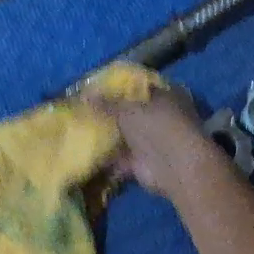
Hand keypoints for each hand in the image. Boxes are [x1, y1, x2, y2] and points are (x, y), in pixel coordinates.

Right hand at [84, 85, 227, 199]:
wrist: (174, 167)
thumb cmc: (157, 126)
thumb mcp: (128, 109)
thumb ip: (106, 103)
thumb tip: (84, 94)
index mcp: (166, 95)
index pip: (140, 86)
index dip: (119, 87)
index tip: (96, 88)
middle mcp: (162, 116)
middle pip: (132, 112)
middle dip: (110, 113)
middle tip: (84, 109)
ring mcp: (153, 141)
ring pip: (126, 135)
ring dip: (108, 135)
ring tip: (79, 130)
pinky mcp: (144, 163)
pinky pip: (120, 158)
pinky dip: (106, 158)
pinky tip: (85, 153)